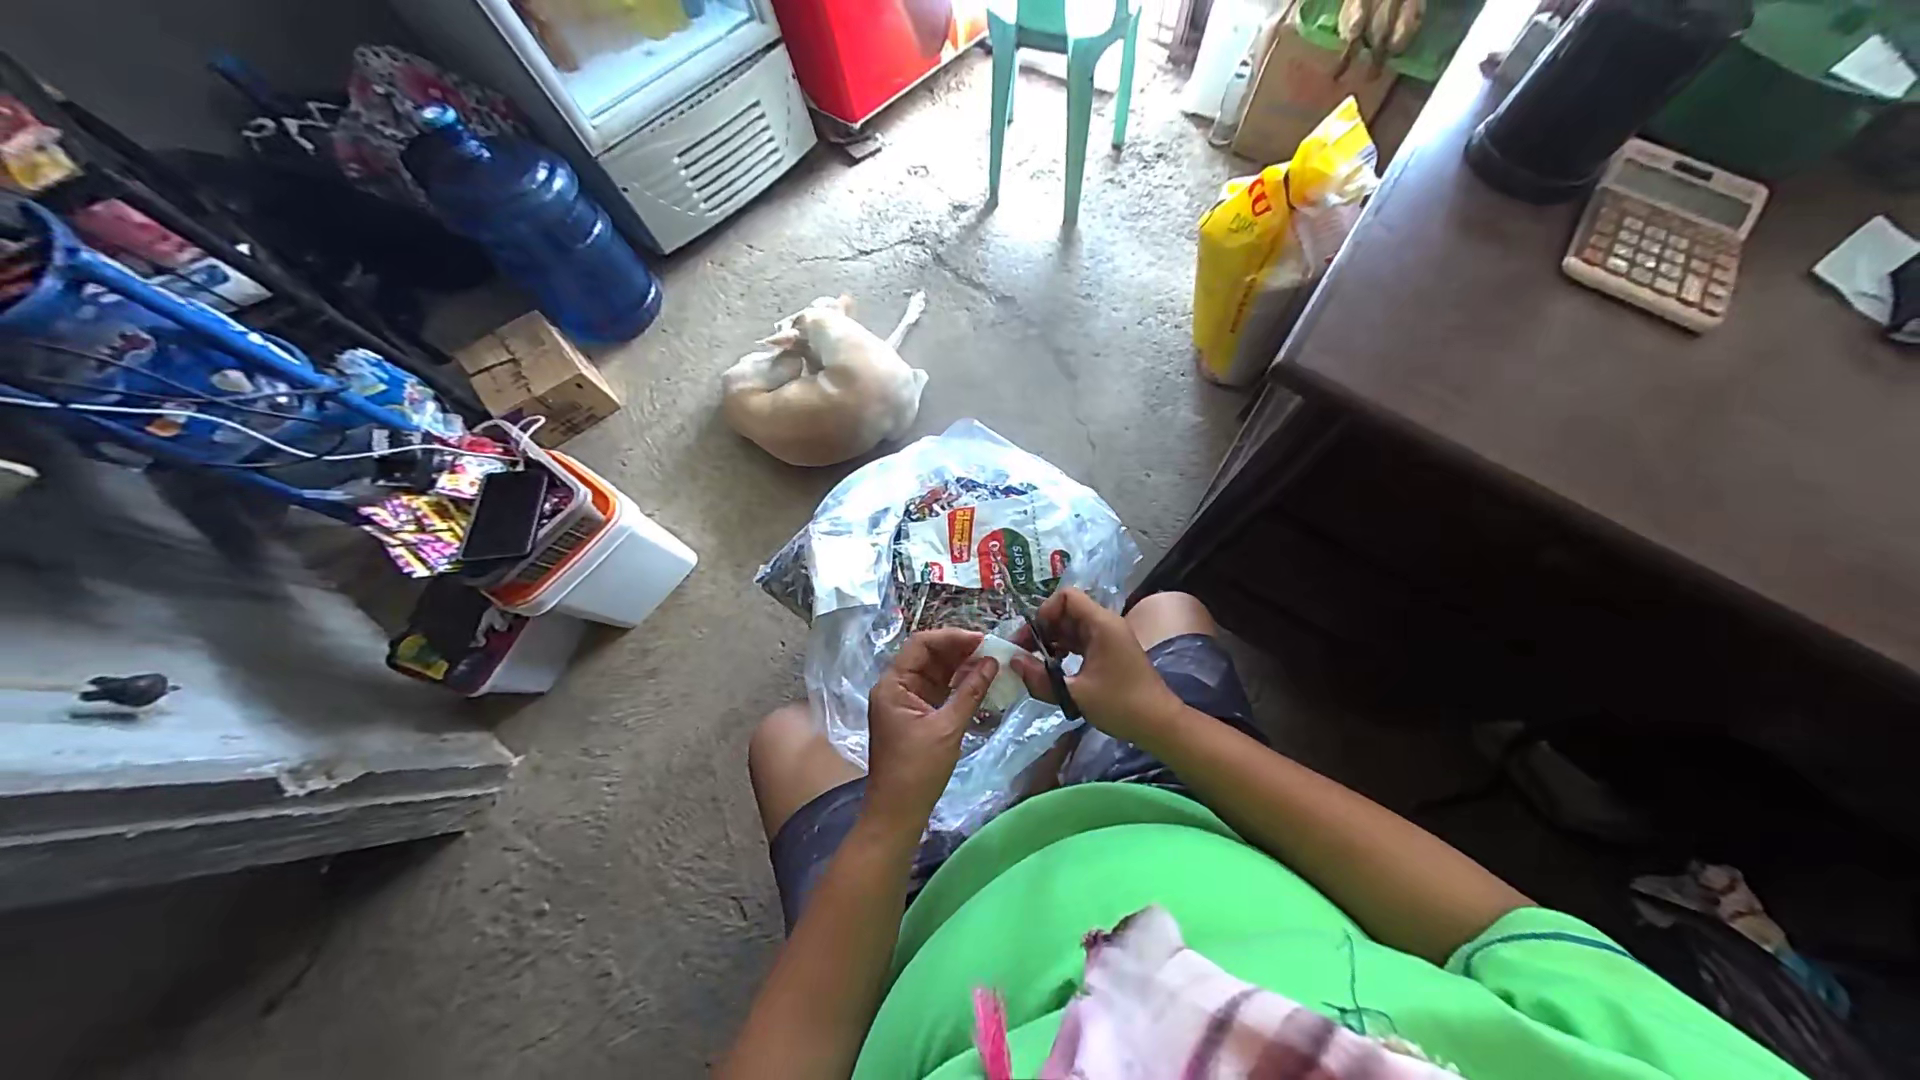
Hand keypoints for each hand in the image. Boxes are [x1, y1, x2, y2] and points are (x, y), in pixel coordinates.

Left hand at [865, 629, 998, 828]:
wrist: (898, 812)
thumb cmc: (917, 770)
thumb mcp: (947, 728)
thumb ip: (970, 691)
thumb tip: (991, 662)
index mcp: (893, 685)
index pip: (921, 644)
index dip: (951, 638)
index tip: (982, 639)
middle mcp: (896, 687)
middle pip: (927, 656)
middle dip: (959, 650)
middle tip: (992, 649)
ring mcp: (906, 701)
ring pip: (934, 672)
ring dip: (960, 666)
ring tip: (991, 661)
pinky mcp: (916, 716)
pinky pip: (937, 690)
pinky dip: (957, 684)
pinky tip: (979, 681)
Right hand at [1010, 588, 1185, 744]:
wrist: (1159, 724)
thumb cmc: (1121, 704)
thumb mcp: (1075, 694)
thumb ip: (1041, 678)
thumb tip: (1013, 662)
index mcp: (1102, 624)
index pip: (1067, 597)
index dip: (1045, 612)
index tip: (1032, 638)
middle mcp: (1106, 624)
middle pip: (1067, 611)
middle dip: (1043, 628)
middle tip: (1024, 652)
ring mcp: (1109, 638)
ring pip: (1072, 627)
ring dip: (1052, 640)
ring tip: (1035, 662)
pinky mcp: (1109, 652)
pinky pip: (1080, 641)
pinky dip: (1064, 649)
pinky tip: (1054, 668)